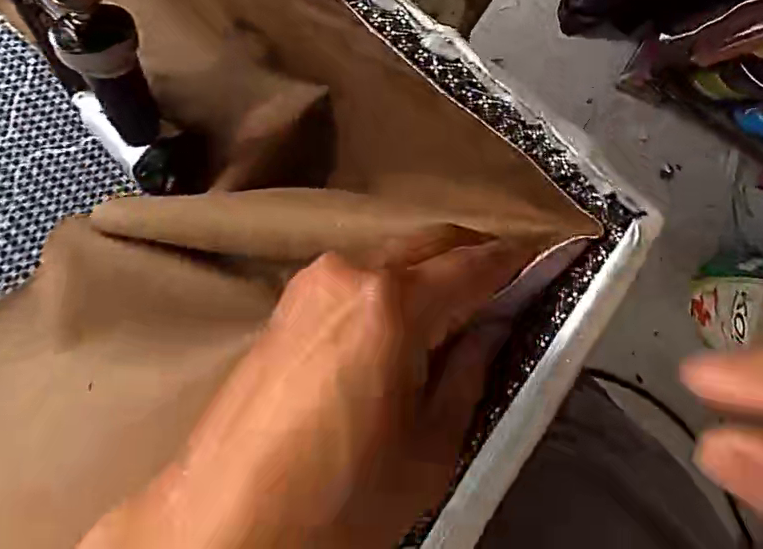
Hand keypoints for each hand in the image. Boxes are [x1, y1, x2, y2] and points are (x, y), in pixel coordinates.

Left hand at [80, 230, 532, 548]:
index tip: (549, 256)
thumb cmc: (335, 503)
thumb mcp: (428, 450)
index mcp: (394, 303)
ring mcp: (315, 279)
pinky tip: (402, 319)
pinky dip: (395, 282)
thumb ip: (470, 371)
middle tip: (508, 284)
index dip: (518, 259)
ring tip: (457, 307)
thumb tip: (494, 326)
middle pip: (436, 242)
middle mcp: (354, 270)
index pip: (475, 264)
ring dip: (435, 268)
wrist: (214, 533)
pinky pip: (362, 272)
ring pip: (397, 252)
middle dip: (477, 256)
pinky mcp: (290, 298)